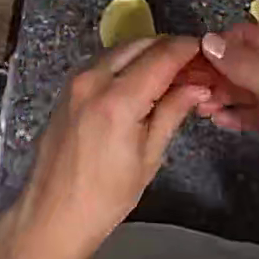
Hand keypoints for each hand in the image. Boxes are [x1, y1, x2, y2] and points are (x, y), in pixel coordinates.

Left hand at [4, 35, 208, 258]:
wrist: (50, 214)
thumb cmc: (106, 197)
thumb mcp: (148, 157)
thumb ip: (172, 111)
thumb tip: (199, 86)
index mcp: (118, 99)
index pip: (162, 56)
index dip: (188, 49)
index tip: (207, 52)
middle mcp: (95, 78)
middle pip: (142, 43)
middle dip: (170, 48)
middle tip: (194, 67)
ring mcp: (77, 78)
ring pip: (123, 48)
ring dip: (149, 52)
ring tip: (172, 74)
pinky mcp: (69, 84)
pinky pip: (105, 59)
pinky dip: (128, 60)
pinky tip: (142, 79)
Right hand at [197, 24, 258, 213]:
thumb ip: (242, 65)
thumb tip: (206, 39)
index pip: (247, 36)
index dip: (219, 45)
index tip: (191, 58)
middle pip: (240, 61)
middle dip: (215, 72)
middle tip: (187, 85)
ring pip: (239, 86)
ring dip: (218, 93)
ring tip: (197, 105)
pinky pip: (245, 110)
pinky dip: (230, 112)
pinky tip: (213, 118)